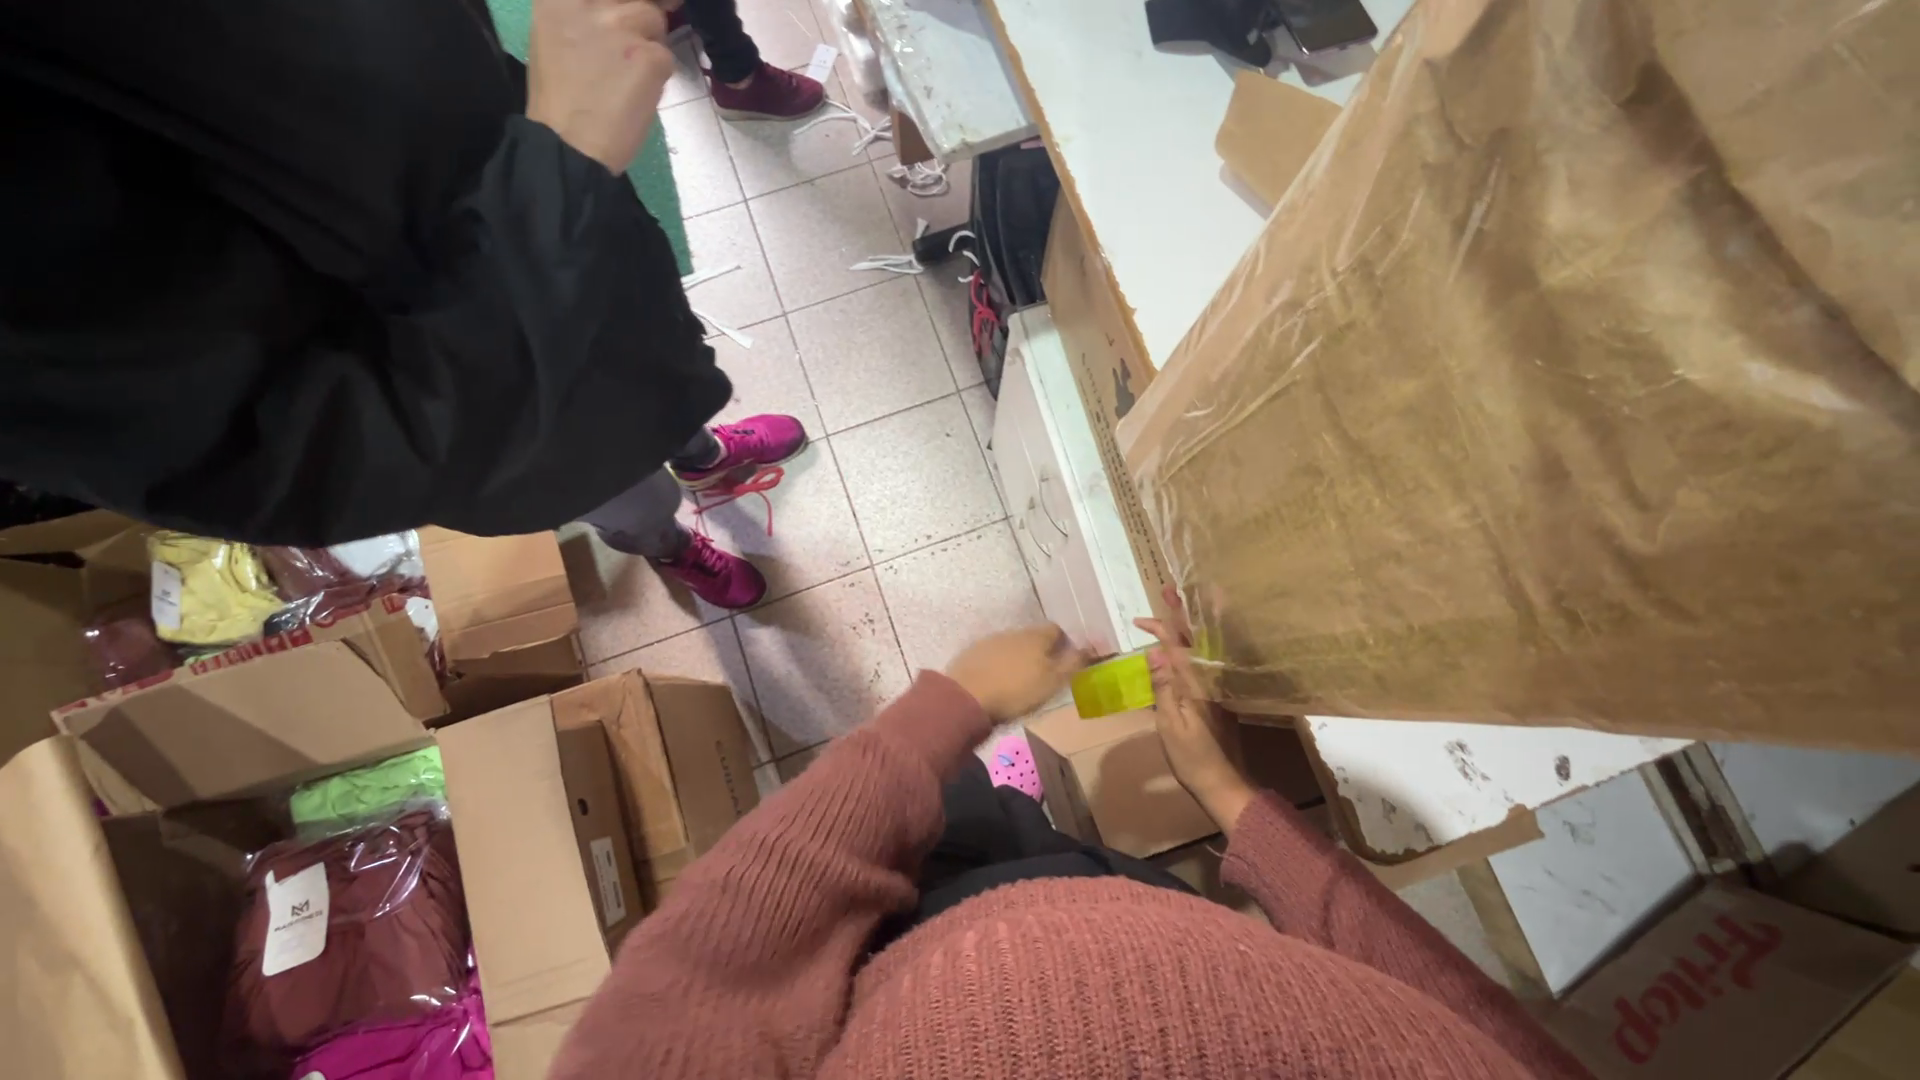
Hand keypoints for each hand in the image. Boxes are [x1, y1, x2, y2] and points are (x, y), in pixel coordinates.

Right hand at [526, 0, 675, 172]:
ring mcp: (622, 25)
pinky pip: (667, 58)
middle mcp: (590, 0)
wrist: (569, 143)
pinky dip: (658, 77)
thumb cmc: (559, 101)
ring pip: (654, 19)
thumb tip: (611, 11)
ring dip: (650, 46)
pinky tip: (638, 96)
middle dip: (639, 16)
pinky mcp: (650, 56)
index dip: (620, 3)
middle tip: (632, 48)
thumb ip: (581, 16)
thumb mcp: (554, 38)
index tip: (622, 11)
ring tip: (631, 76)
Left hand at [946, 624, 1086, 722]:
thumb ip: (1073, 663)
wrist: (966, 697)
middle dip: (1040, 651)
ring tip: (1020, 680)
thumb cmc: (1016, 691)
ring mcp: (990, 641)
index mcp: (1036, 636)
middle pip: (1033, 637)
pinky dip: (999, 664)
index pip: (1056, 630)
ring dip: (1018, 657)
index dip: (1064, 643)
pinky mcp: (972, 653)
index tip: (1066, 660)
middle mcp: (1013, 632)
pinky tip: (998, 681)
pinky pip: (993, 655)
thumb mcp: (1053, 682)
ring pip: (1012, 645)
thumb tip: (1092, 646)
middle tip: (1045, 673)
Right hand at [1137, 586, 1254, 832]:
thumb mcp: (1170, 723)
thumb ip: (1164, 686)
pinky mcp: (1215, 696)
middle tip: (1170, 589)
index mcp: (1195, 683)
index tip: (1141, 617)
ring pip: (1201, 647)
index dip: (1161, 626)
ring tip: (1183, 604)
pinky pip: (1203, 660)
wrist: (1222, 783)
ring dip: (1191, 623)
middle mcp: (1208, 678)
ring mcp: (1214, 687)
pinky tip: (1190, 640)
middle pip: (1193, 638)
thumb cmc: (1191, 757)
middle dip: (1181, 612)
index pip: (1176, 645)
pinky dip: (1195, 643)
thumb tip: (1155, 651)